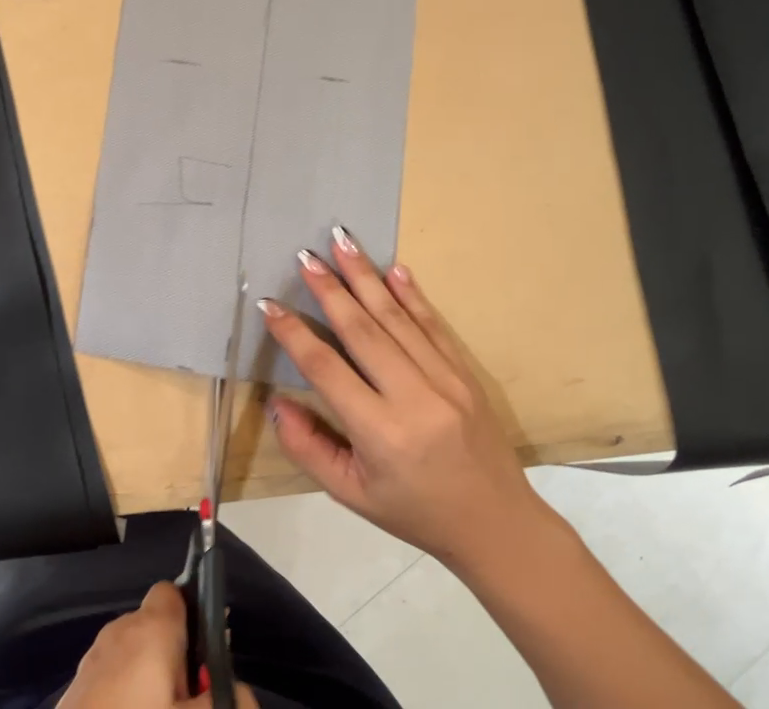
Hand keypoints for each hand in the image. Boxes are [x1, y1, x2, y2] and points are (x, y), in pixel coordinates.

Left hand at [58, 582, 258, 708]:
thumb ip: (231, 699)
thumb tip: (238, 689)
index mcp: (150, 629)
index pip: (173, 592)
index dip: (195, 612)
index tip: (210, 651)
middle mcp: (120, 630)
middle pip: (159, 628)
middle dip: (181, 657)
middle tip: (195, 697)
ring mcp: (96, 655)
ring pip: (138, 654)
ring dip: (156, 678)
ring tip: (168, 707)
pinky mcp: (82, 682)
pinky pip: (118, 674)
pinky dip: (133, 691)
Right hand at [258, 229, 563, 572]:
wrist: (498, 525)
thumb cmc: (415, 512)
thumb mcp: (351, 494)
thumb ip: (308, 448)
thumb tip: (276, 403)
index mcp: (380, 432)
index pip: (326, 369)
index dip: (294, 335)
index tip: (269, 305)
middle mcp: (415, 398)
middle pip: (363, 331)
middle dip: (330, 290)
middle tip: (304, 255)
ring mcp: (446, 382)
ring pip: (398, 319)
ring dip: (366, 277)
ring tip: (341, 243)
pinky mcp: (467, 375)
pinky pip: (434, 327)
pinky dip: (412, 296)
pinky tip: (393, 269)